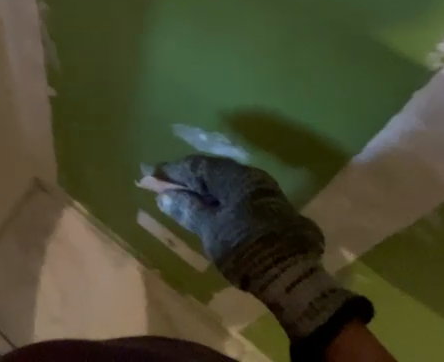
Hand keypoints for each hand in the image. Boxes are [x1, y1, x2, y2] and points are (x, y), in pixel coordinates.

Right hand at [152, 155, 372, 346]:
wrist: (294, 277)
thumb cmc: (245, 248)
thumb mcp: (210, 230)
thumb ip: (187, 209)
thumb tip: (164, 195)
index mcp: (234, 176)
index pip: (196, 166)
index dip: (171, 170)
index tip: (149, 173)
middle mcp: (252, 177)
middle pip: (213, 172)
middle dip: (188, 178)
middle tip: (165, 184)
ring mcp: (267, 194)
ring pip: (228, 185)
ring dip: (206, 191)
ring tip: (187, 197)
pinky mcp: (275, 213)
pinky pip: (240, 198)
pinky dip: (222, 201)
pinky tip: (215, 211)